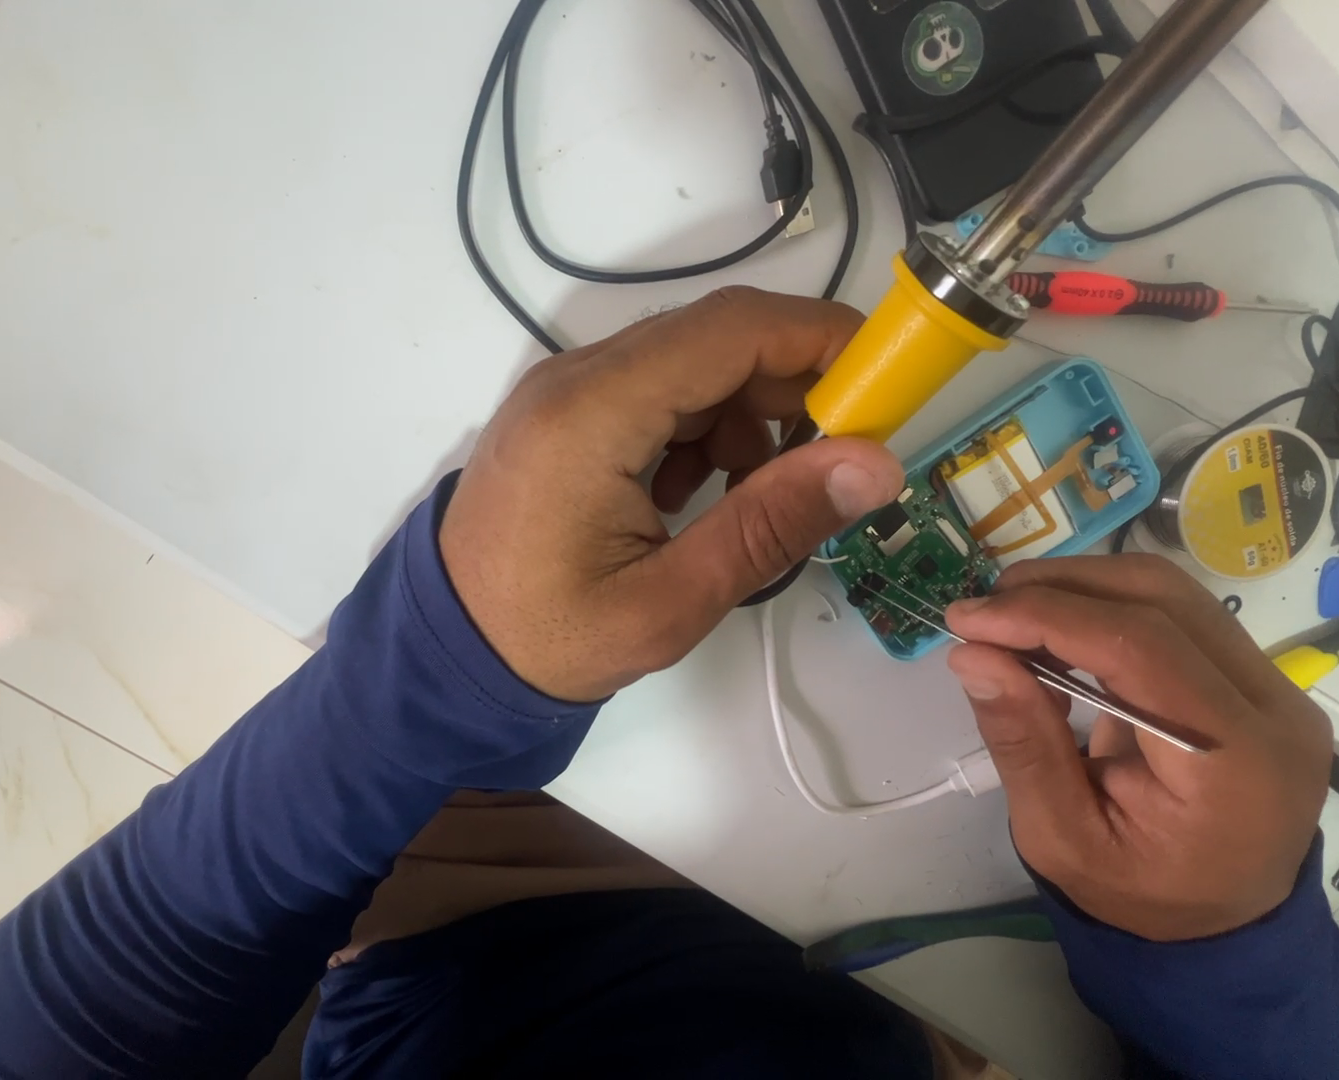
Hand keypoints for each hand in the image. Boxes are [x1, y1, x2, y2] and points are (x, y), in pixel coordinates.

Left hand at [441, 288, 903, 702]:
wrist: (451, 652)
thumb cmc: (550, 639)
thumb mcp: (670, 600)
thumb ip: (770, 525)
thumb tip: (874, 464)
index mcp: (592, 413)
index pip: (731, 330)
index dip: (820, 338)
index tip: (886, 380)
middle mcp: (574, 379)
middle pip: (713, 340)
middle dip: (789, 387)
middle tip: (831, 459)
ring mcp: (564, 392)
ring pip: (689, 366)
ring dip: (742, 417)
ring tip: (746, 500)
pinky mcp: (564, 414)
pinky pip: (654, 392)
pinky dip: (697, 430)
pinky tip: (689, 496)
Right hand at [945, 555, 1331, 941]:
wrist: (1220, 919)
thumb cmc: (1139, 890)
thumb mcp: (1061, 837)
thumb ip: (1022, 742)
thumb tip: (972, 654)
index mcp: (1235, 764)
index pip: (1139, 649)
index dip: (1045, 617)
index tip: (966, 620)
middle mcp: (1273, 708)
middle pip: (1159, 598)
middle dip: (1055, 588)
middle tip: (982, 615)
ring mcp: (1271, 684)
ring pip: (1165, 588)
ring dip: (1075, 586)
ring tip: (1010, 617)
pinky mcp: (1251, 673)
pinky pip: (1170, 608)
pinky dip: (1098, 603)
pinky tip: (1052, 632)